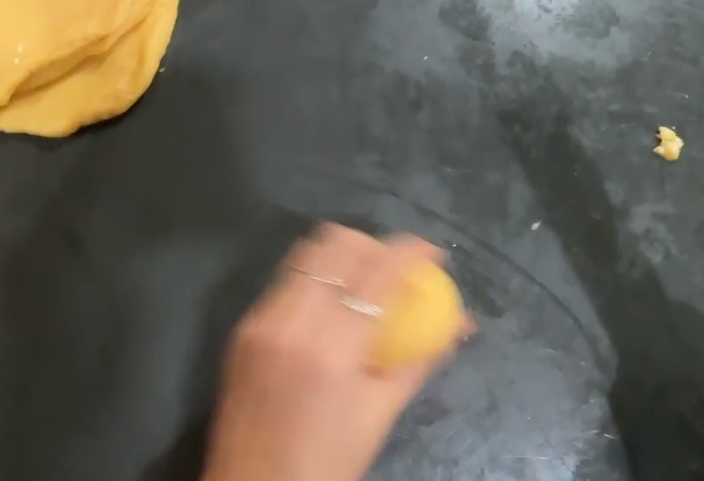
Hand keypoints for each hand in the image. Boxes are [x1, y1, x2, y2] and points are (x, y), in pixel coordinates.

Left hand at [203, 224, 466, 480]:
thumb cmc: (326, 463)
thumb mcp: (380, 416)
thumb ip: (419, 361)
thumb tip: (459, 326)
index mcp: (333, 348)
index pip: (379, 272)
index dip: (411, 251)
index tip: (432, 251)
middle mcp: (294, 321)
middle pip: (339, 244)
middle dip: (375, 244)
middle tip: (394, 267)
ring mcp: (263, 319)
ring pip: (308, 252)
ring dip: (343, 254)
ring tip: (364, 278)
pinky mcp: (244, 326)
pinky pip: (286, 280)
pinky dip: (315, 277)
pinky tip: (330, 303)